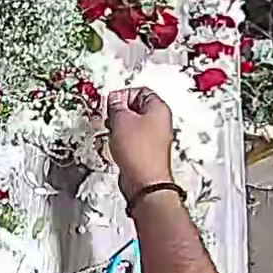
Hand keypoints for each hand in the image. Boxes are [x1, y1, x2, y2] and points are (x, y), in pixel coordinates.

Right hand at [106, 88, 175, 202]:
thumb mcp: (120, 119)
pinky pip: (133, 138)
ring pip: (133, 123)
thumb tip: (114, 99)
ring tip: (114, 133)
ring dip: (120, 126)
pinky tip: (117, 145)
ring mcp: (154, 137)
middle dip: (120, 112)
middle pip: (136, 107)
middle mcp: (160, 121)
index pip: (139, 91)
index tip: (112, 104)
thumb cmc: (139, 152)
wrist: (144, 182)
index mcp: (159, 108)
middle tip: (112, 118)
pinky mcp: (147, 150)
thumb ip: (116, 105)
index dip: (122, 95)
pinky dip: (123, 139)